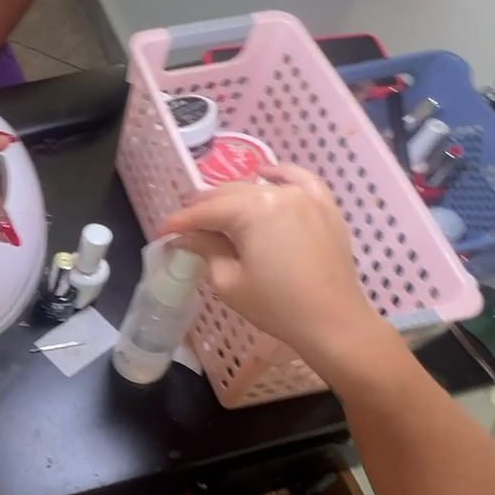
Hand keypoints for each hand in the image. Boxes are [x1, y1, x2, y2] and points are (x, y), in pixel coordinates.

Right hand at [160, 164, 398, 375]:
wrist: (332, 320)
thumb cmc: (275, 305)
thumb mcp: (228, 281)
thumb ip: (205, 249)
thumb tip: (186, 237)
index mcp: (253, 209)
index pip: (206, 211)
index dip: (180, 222)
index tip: (161, 233)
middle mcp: (279, 192)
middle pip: (230, 194)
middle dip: (203, 208)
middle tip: (183, 226)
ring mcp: (306, 196)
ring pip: (258, 185)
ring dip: (233, 196)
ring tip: (215, 211)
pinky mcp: (324, 206)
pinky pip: (298, 179)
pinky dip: (278, 175)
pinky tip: (265, 174)